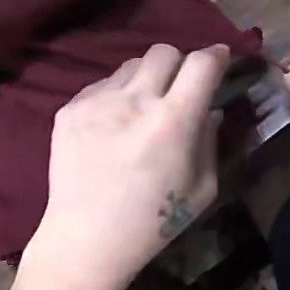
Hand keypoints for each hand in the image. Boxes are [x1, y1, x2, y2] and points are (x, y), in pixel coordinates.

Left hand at [23, 44, 228, 289]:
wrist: (85, 238)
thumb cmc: (152, 223)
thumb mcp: (201, 189)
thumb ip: (210, 141)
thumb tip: (211, 109)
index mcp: (173, 121)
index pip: (201, 63)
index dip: (216, 55)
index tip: (220, 59)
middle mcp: (134, 100)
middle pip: (164, 51)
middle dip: (179, 64)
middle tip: (179, 88)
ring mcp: (96, 101)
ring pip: (130, 65)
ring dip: (145, 79)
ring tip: (141, 110)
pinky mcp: (69, 109)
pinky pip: (101, 85)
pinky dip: (116, 96)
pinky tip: (112, 127)